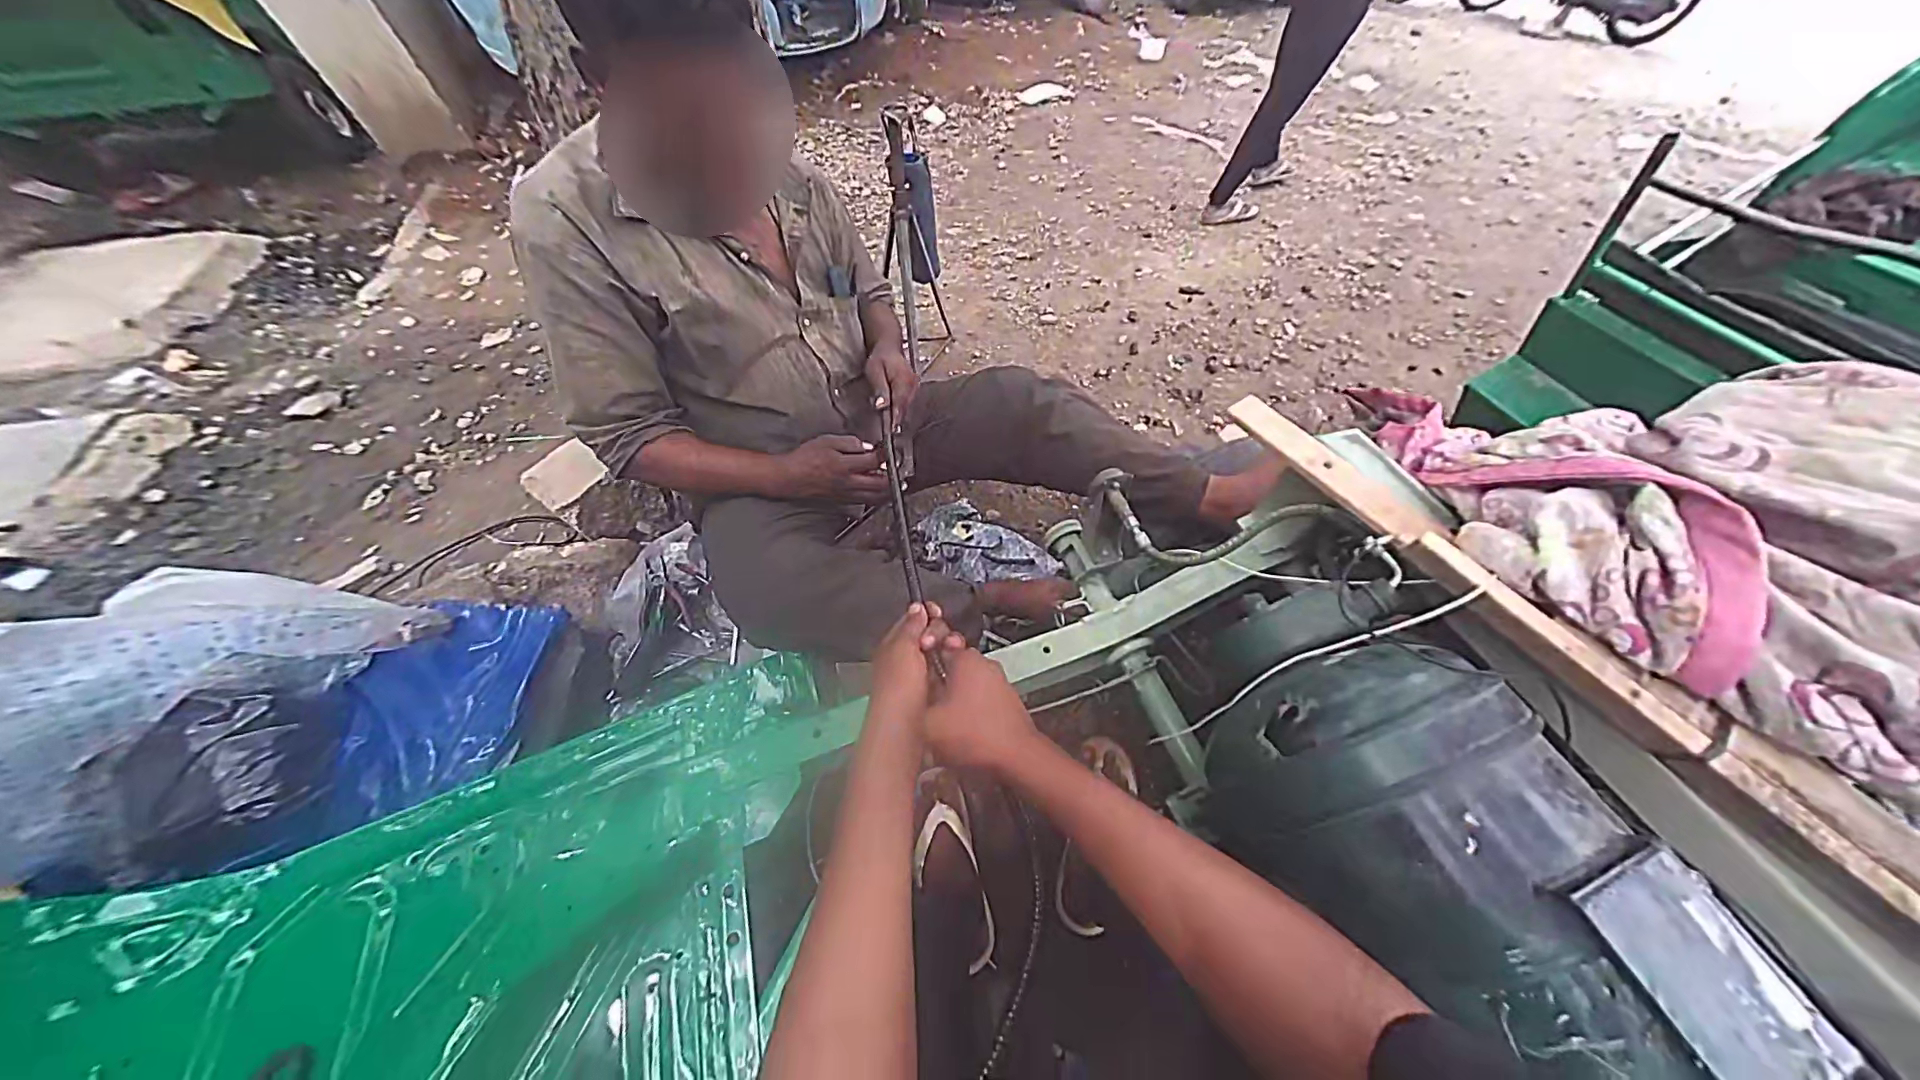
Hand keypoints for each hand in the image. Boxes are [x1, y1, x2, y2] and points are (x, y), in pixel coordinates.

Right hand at [778, 434, 887, 502]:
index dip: (885, 455)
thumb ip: (850, 443)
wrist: (790, 477)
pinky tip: (879, 489)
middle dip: (893, 475)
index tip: (888, 450)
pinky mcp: (844, 499)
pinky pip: (867, 501)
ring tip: (893, 480)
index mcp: (845, 465)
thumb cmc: (805, 458)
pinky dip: (878, 496)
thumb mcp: (827, 441)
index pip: (874, 461)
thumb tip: (867, 447)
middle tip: (897, 467)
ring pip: (876, 496)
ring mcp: (847, 493)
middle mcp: (848, 482)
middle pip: (881, 483)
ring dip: (888, 489)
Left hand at [864, 343, 917, 430]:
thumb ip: (879, 389)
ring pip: (906, 406)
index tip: (891, 430)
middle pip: (904, 407)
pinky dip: (900, 409)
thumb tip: (881, 406)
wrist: (889, 348)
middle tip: (889, 432)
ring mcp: (914, 387)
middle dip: (896, 419)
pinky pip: (907, 403)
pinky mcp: (913, 389)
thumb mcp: (874, 371)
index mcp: (904, 380)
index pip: (899, 404)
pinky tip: (894, 415)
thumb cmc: (880, 358)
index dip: (895, 418)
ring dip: (898, 415)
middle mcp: (912, 385)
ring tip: (890, 426)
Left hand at [869, 602, 964, 718]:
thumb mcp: (902, 648)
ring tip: (954, 651)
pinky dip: (955, 664)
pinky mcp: (937, 690)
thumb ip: (911, 626)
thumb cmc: (899, 685)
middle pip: (930, 635)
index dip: (925, 614)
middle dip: (939, 632)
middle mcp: (907, 659)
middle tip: (936, 643)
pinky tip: (960, 666)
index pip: (912, 621)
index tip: (937, 611)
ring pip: (942, 651)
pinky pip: (949, 669)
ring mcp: (922, 675)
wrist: (905, 727)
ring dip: (950, 647)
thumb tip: (917, 607)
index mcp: (893, 646)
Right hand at [924, 647, 1044, 770]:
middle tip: (924, 704)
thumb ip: (913, 703)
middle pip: (949, 666)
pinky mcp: (1007, 701)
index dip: (920, 660)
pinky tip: (962, 731)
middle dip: (935, 683)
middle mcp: (984, 665)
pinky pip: (979, 699)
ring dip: (952, 699)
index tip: (913, 676)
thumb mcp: (927, 722)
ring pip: (965, 684)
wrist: (1018, 759)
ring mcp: (998, 682)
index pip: (935, 643)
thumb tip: (906, 700)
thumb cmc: (976, 737)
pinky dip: (969, 710)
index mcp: (965, 659)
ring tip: (942, 722)